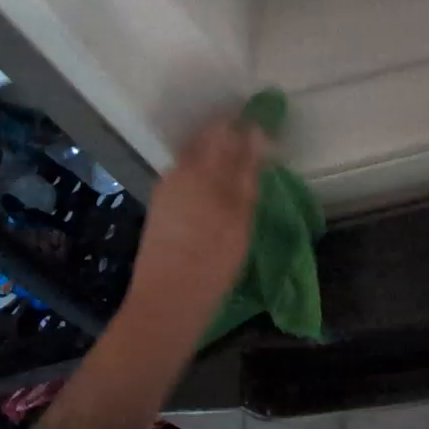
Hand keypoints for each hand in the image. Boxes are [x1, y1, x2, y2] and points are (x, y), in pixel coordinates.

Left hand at [128, 117, 264, 327]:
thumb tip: (256, 132)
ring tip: (243, 168)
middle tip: (258, 146)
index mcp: (199, 167)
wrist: (165, 305)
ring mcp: (166, 190)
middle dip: (231, 137)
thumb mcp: (240, 214)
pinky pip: (187, 176)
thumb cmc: (212, 260)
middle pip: (207, 140)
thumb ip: (247, 169)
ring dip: (218, 155)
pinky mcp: (161, 208)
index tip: (267, 124)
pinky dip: (206, 174)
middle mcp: (179, 171)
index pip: (224, 128)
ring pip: (196, 158)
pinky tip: (220, 190)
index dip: (246, 123)